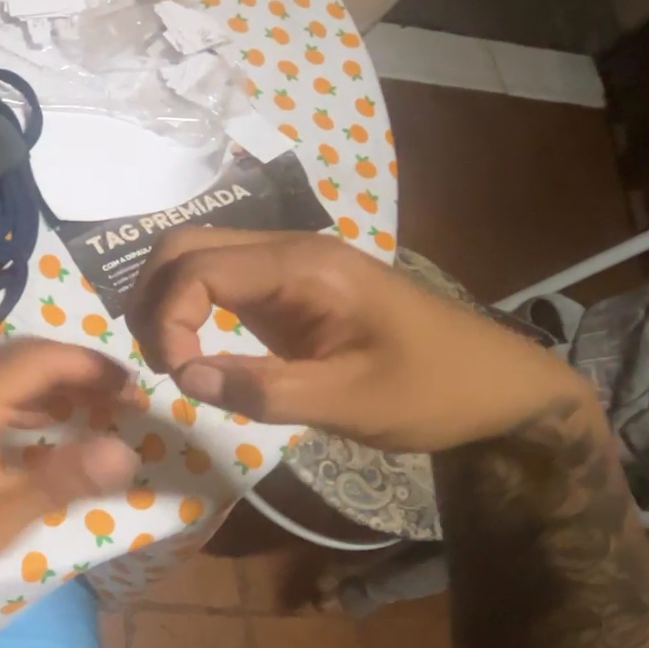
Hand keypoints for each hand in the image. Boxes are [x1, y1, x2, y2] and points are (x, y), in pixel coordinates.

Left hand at [0, 339, 139, 620]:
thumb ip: (63, 477)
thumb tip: (128, 451)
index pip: (42, 358)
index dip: (93, 366)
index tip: (135, 387)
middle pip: (21, 364)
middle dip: (75, 374)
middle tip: (120, 399)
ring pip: (0, 386)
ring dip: (48, 393)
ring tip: (93, 412)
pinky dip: (20, 413)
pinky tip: (39, 434)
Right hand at [128, 229, 591, 452]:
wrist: (496, 389)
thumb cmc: (433, 392)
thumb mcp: (349, 401)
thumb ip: (261, 389)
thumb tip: (185, 376)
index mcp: (304, 267)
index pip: (198, 266)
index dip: (166, 316)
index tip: (175, 373)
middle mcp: (287, 252)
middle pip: (184, 246)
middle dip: (152, 299)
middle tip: (159, 360)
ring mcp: (286, 267)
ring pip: (194, 258)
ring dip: (163, 301)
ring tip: (169, 356)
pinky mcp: (285, 288)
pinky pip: (216, 280)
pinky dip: (185, 306)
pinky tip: (188, 345)